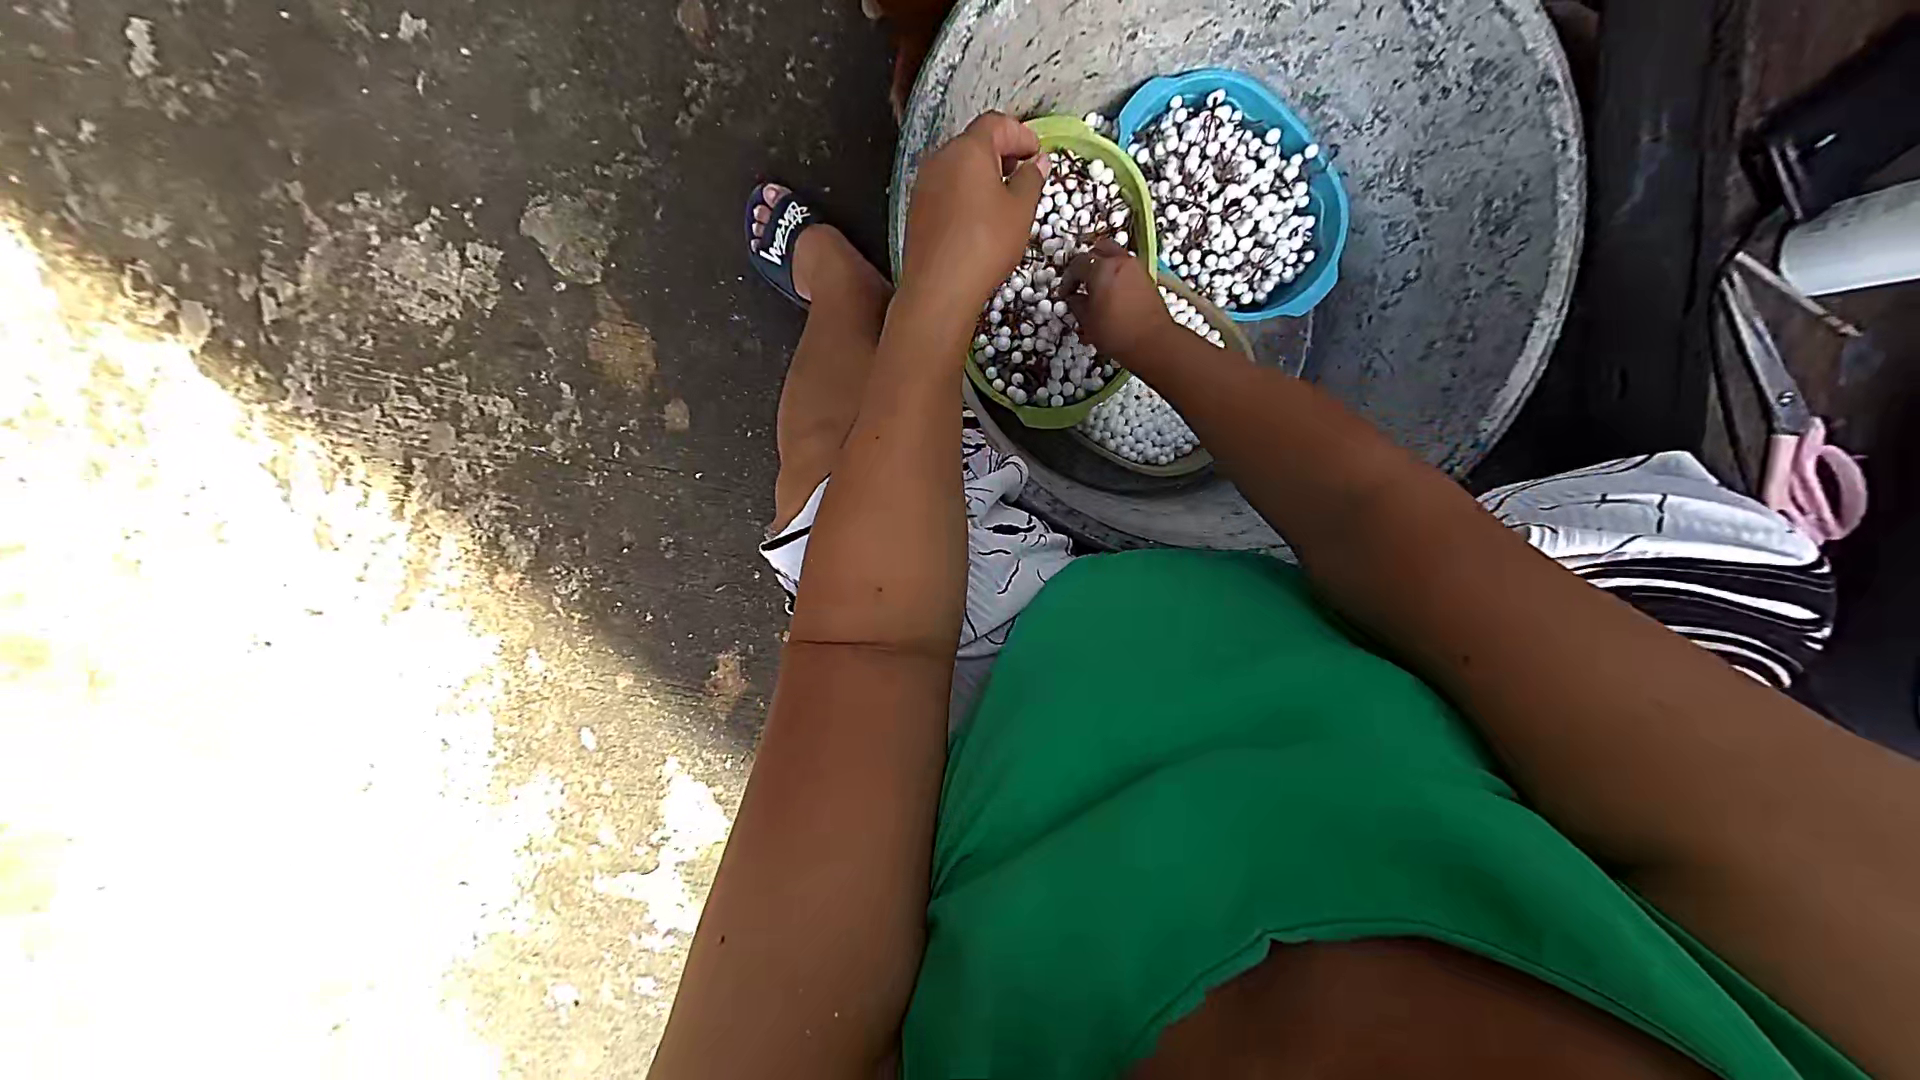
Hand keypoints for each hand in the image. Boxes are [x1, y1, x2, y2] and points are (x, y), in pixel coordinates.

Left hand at [900, 111, 1050, 319]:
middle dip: (1000, 155)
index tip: (1036, 151)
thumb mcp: (1020, 211)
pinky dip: (963, 198)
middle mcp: (940, 160)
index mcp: (968, 149)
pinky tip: (977, 222)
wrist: (939, 288)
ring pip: (957, 170)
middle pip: (973, 144)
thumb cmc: (985, 245)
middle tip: (1021, 176)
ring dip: (980, 178)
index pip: (996, 124)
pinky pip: (945, 194)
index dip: (1020, 134)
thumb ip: (1031, 179)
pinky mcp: (916, 212)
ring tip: (1001, 203)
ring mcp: (923, 186)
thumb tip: (1037, 163)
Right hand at [1066, 239, 1174, 362]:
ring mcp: (1136, 268)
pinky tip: (1111, 297)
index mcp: (1101, 269)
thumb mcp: (1087, 321)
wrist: (1152, 342)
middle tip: (1079, 283)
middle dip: (1086, 265)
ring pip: (1114, 258)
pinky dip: (1116, 276)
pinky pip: (1126, 269)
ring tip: (1096, 291)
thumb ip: (1077, 305)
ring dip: (1102, 269)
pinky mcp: (1146, 279)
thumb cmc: (1118, 333)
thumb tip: (1074, 299)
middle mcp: (1120, 262)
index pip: (1078, 264)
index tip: (1065, 293)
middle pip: (1098, 250)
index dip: (1068, 279)